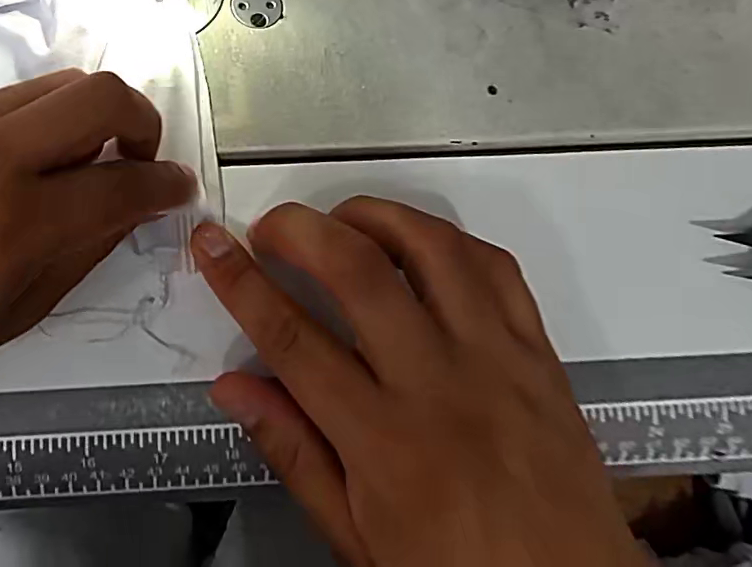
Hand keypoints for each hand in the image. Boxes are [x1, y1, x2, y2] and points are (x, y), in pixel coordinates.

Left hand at [0, 69, 197, 449]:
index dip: (166, 184)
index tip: (180, 188)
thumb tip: (138, 201)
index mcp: (13, 227)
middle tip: (141, 160)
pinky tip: (49, 155)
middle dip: (144, 122)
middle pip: (103, 96)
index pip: (121, 182)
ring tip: (94, 158)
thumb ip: (91, 245)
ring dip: (99, 114)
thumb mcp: (20, 310)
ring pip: (66, 83)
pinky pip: (26, 96)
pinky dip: (58, 115)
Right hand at [191, 199, 644, 566]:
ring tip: (338, 223)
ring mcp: (498, 361)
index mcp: (387, 445)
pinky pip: (495, 267)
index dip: (239, 281)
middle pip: (358, 271)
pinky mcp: (541, 353)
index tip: (210, 242)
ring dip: (372, 216)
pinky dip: (445, 238)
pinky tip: (415, 245)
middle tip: (271, 230)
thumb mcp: (356, 537)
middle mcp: (441, 387)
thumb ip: (291, 450)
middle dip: (299, 229)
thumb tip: (230, 384)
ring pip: (430, 248)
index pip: (292, 340)